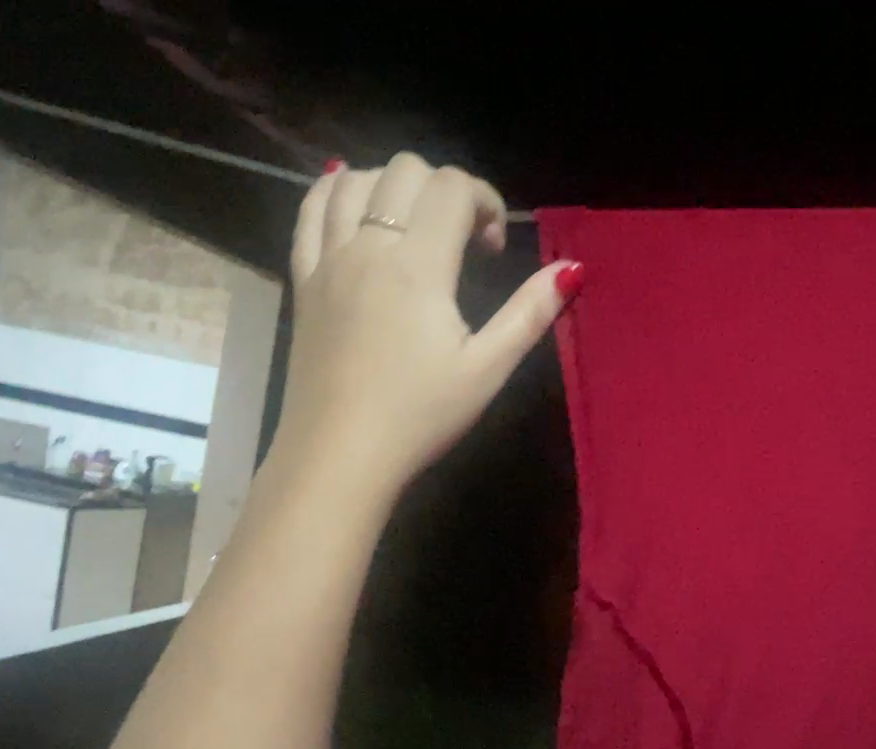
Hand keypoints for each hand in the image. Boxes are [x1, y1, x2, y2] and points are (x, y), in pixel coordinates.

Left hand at [275, 152, 581, 497]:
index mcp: (419, 265)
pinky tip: (353, 204)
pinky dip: (335, 192)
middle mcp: (368, 245)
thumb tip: (571, 269)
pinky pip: (310, 210)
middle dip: (444, 189)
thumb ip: (529, 313)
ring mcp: (328, 259)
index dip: (484, 201)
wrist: (341, 452)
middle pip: (405, 169)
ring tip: (414, 227)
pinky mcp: (304, 279)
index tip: (493, 249)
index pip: (451, 186)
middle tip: (462, 241)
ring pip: (355, 179)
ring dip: (394, 186)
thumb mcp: (487, 369)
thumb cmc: (420, 414)